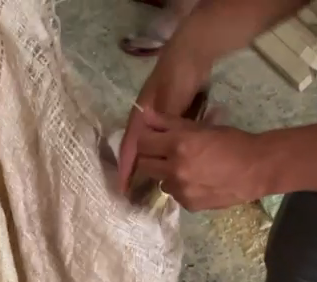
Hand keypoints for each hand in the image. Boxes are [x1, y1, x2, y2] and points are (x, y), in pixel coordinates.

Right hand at [116, 45, 209, 191]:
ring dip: (148, 164)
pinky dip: (163, 154)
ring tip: (148, 186)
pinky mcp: (170, 117)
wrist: (193, 52)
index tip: (123, 190)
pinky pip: (163, 142)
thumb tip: (154, 151)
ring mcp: (156, 119)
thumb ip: (162, 127)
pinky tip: (168, 165)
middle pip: (137, 152)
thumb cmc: (178, 76)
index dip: (126, 170)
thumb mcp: (170, 102)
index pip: (129, 150)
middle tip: (136, 195)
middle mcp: (145, 121)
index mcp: (140, 118)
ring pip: (149, 148)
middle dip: (136, 172)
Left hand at [131, 113, 271, 210]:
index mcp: (178, 145)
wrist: (255, 169)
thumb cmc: (231, 142)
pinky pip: (174, 195)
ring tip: (185, 167)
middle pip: (144, 165)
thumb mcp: (200, 127)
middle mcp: (175, 170)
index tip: (152, 137)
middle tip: (165, 152)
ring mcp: (180, 190)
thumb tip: (145, 114)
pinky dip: (180, 187)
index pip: (142, 143)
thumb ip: (169, 123)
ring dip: (166, 174)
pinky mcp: (188, 205)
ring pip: (159, 181)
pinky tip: (197, 181)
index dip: (145, 139)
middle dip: (151, 157)